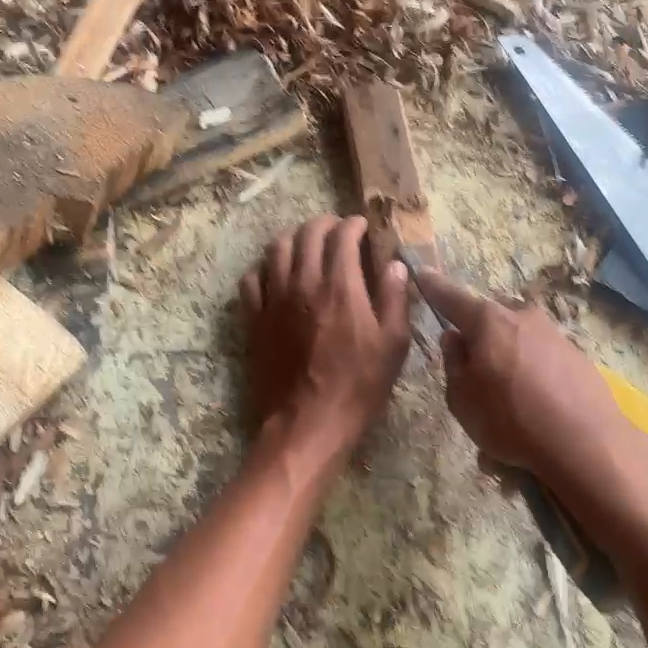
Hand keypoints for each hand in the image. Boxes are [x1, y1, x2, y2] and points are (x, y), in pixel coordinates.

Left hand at [238, 216, 410, 465]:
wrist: (307, 423)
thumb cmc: (358, 386)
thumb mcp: (392, 344)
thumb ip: (395, 299)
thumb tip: (396, 265)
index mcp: (340, 285)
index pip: (343, 236)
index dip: (354, 224)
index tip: (363, 226)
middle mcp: (303, 282)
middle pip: (307, 234)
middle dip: (324, 224)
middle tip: (337, 230)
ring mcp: (274, 299)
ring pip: (276, 249)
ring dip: (294, 238)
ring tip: (306, 244)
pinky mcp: (254, 319)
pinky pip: (251, 279)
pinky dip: (264, 267)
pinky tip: (275, 273)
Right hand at [415, 269, 630, 476]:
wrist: (586, 443)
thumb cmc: (511, 420)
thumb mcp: (462, 399)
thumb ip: (453, 362)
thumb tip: (454, 337)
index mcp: (488, 321)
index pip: (452, 297)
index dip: (434, 287)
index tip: (422, 273)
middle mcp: (522, 317)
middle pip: (489, 321)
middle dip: (478, 338)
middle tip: (473, 374)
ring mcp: (553, 333)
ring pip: (517, 341)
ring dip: (507, 362)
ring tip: (506, 404)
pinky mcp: (577, 355)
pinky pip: (541, 359)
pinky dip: (533, 376)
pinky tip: (535, 408)